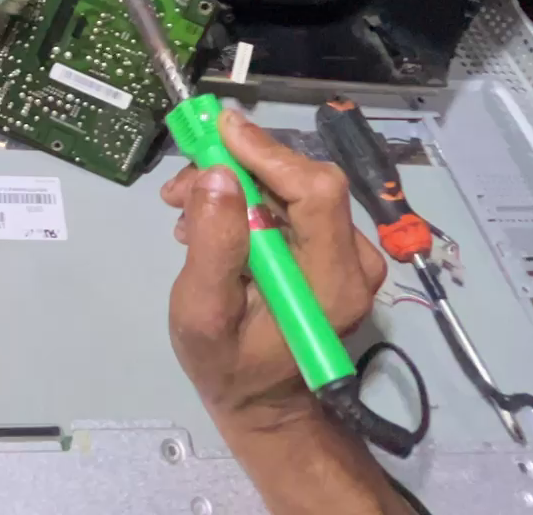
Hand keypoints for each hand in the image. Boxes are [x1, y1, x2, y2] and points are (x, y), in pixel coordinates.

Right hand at [160, 110, 386, 430]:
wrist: (262, 401)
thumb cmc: (229, 364)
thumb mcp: (203, 314)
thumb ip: (212, 245)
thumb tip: (217, 174)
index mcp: (332, 281)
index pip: (316, 192)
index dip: (268, 153)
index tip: (219, 130)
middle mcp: (352, 260)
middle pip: (301, 180)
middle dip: (236, 167)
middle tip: (180, 184)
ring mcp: (345, 253)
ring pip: (290, 184)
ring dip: (233, 181)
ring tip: (183, 206)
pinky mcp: (329, 248)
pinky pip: (288, 200)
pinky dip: (245, 196)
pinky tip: (208, 217)